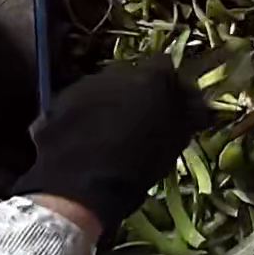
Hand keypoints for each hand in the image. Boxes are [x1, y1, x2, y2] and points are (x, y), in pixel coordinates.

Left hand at [17, 57, 208, 234]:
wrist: (76, 188)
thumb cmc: (136, 167)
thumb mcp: (173, 144)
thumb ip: (186, 117)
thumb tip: (198, 107)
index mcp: (149, 78)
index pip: (166, 66)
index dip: (171, 85)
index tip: (175, 104)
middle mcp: (115, 72)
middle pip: (133, 75)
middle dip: (139, 93)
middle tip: (143, 120)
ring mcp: (82, 85)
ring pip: (104, 88)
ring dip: (110, 103)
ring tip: (111, 133)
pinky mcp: (56, 102)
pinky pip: (79, 104)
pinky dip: (85, 116)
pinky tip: (85, 140)